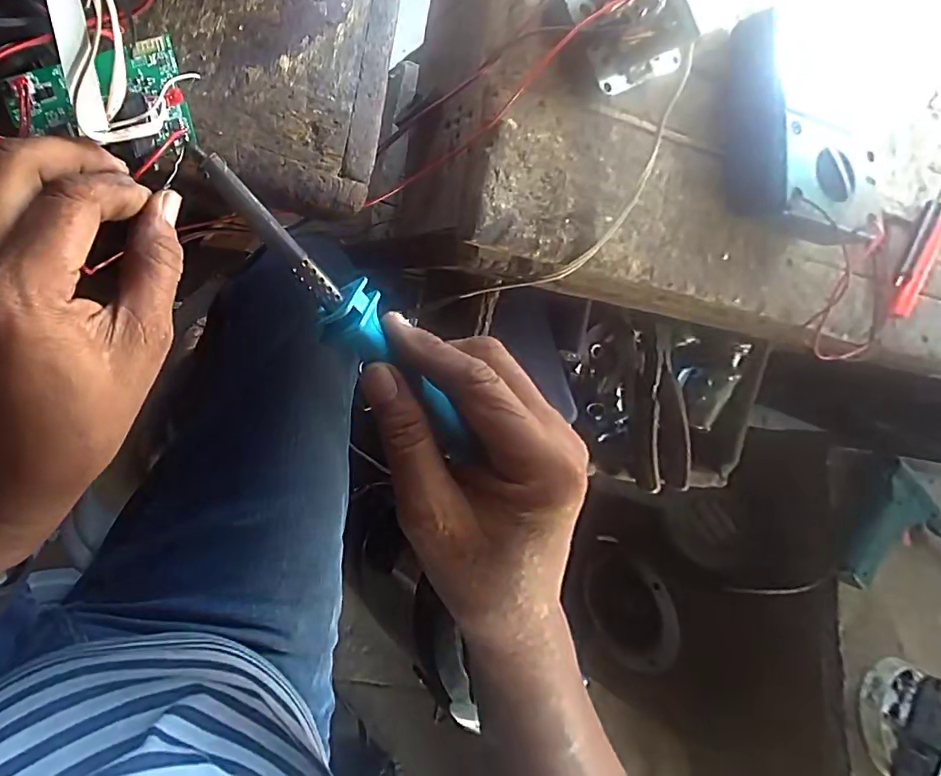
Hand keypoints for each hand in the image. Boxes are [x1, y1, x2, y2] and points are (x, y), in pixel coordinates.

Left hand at [0, 139, 183, 576]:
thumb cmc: (85, 418)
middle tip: (112, 176)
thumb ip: (157, 264)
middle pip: (7, 162)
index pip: (70, 200)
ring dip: (17, 156)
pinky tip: (26, 197)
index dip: (119, 189)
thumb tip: (162, 206)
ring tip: (66, 177)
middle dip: (70, 153)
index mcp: (24, 293)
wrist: (8, 469)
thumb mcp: (143, 344)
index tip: (148, 204)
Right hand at [360, 315, 590, 655]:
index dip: (430, 351)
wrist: (516, 612)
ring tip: (407, 382)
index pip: (482, 385)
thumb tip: (378, 372)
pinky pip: (500, 387)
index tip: (385, 328)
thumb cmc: (472, 575)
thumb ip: (406, 438)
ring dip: (448, 367)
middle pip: (496, 364)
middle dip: (439, 355)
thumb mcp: (428, 513)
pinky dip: (461, 384)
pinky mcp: (546, 433)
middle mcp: (562, 436)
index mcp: (544, 463)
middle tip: (389, 358)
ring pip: (498, 369)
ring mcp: (559, 431)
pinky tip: (434, 402)